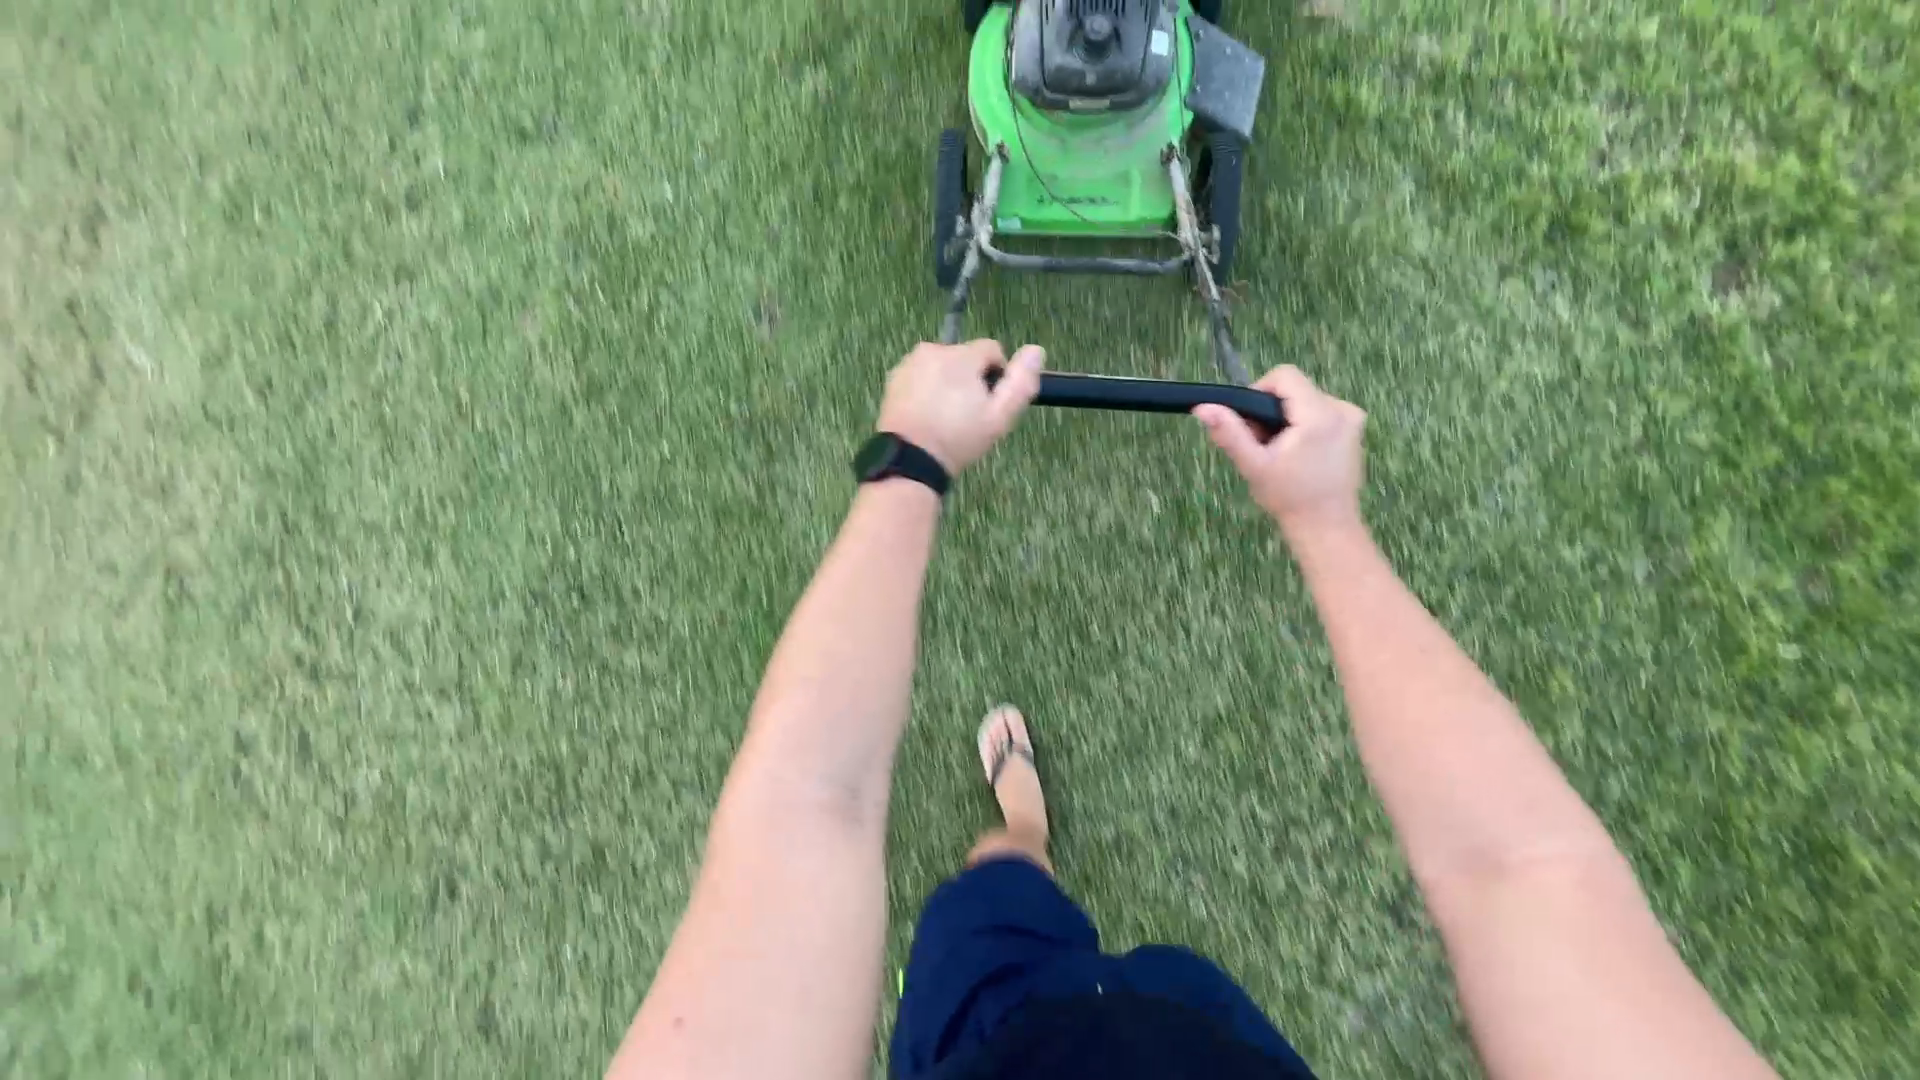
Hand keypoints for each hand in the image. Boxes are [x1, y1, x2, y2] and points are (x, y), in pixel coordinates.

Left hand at [876, 340, 1043, 472]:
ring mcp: (909, 363)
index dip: (997, 376)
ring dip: (948, 383)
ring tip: (946, 417)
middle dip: (970, 379)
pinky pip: (920, 376)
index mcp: (960, 355)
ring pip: (941, 366)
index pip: (992, 349)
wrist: (910, 459)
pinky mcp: (893, 379)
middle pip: (964, 358)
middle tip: (968, 414)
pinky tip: (927, 415)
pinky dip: (926, 389)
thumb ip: (1020, 382)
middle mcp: (933, 349)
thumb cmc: (958, 439)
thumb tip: (1036, 350)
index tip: (989, 403)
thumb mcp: (999, 417)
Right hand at [1194, 365, 1366, 537]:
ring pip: (1306, 400)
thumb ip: (1229, 433)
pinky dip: (1304, 425)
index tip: (1252, 424)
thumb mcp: (1253, 466)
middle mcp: (1342, 409)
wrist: (1325, 525)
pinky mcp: (1354, 428)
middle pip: (1294, 389)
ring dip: (1287, 419)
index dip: (1260, 392)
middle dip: (1272, 412)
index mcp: (1319, 415)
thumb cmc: (1288, 498)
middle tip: (1264, 445)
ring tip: (1281, 452)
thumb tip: (1202, 407)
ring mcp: (1352, 418)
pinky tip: (1299, 453)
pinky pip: (1320, 410)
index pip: (1284, 376)